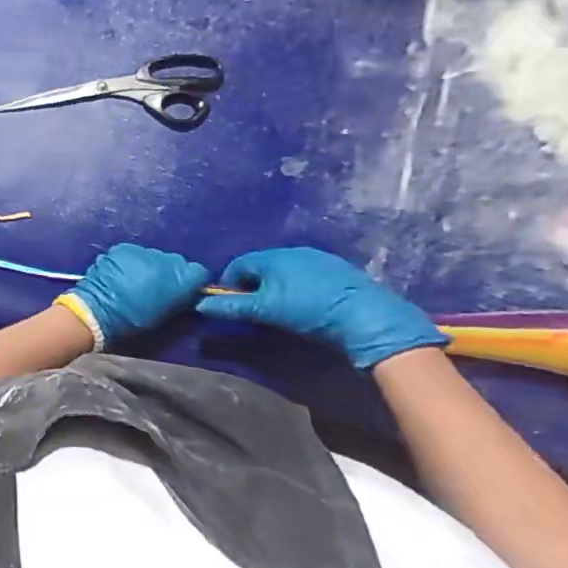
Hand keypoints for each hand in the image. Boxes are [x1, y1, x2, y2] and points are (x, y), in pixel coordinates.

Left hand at [57, 243, 210, 350]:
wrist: (97, 310)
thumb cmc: (134, 320)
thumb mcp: (166, 313)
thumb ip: (180, 298)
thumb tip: (186, 291)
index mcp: (178, 278)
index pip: (198, 272)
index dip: (190, 281)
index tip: (182, 290)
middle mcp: (164, 259)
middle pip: (175, 262)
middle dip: (169, 272)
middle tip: (157, 287)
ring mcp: (142, 251)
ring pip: (154, 256)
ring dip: (149, 266)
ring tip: (136, 281)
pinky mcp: (123, 248)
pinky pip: (134, 254)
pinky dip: (131, 262)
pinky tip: (122, 275)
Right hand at [195, 247, 445, 369]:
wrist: (367, 316)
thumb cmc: (307, 310)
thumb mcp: (265, 311)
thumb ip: (231, 307)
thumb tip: (200, 304)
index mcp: (272, 257)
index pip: (237, 265)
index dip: (230, 286)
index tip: (233, 306)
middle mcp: (293, 251)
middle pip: (261, 267)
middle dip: (254, 287)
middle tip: (257, 311)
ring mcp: (319, 258)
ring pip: (285, 271)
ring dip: (277, 287)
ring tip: (283, 310)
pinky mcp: (338, 270)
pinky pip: (307, 275)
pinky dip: (299, 288)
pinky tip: (308, 306)